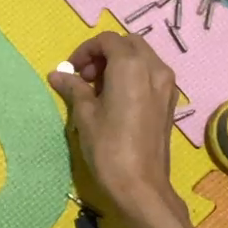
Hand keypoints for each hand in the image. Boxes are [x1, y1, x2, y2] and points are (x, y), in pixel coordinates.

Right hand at [47, 32, 180, 220]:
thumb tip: (57, 74)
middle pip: (128, 44)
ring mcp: (167, 85)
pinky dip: (133, 76)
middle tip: (85, 77)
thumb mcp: (85, 115)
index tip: (71, 70)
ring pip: (142, 58)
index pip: (107, 41)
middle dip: (104, 54)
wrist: (141, 186)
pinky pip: (150, 75)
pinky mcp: (169, 102)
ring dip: (119, 64)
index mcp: (132, 66)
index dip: (85, 50)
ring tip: (98, 89)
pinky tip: (116, 100)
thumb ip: (73, 88)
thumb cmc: (108, 147)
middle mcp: (155, 68)